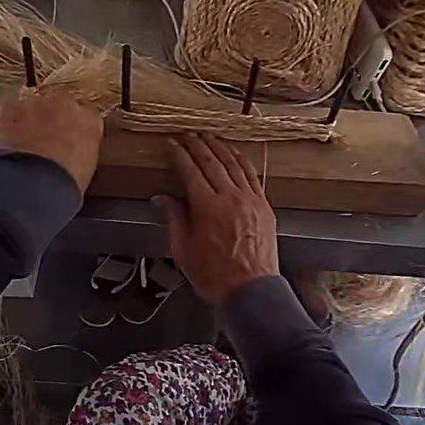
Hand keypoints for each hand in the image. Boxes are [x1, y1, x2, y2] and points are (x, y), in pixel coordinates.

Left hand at [0, 89, 103, 192]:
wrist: (33, 183)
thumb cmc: (66, 183)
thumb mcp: (85, 168)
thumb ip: (81, 151)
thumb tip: (70, 154)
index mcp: (90, 121)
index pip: (87, 117)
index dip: (75, 129)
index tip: (69, 141)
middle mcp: (66, 104)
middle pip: (60, 105)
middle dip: (53, 119)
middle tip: (44, 142)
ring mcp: (36, 103)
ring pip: (33, 107)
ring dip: (29, 121)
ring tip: (22, 146)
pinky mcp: (9, 107)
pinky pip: (9, 111)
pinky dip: (7, 124)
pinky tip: (6, 143)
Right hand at [153, 134, 277, 303]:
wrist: (251, 290)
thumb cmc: (213, 274)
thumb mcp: (183, 249)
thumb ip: (174, 218)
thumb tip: (160, 197)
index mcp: (206, 207)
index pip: (190, 171)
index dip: (179, 154)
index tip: (171, 144)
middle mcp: (230, 197)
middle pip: (211, 161)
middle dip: (197, 145)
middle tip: (186, 135)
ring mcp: (250, 199)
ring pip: (233, 163)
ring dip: (219, 147)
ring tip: (208, 136)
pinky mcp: (264, 205)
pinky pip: (251, 175)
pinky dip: (241, 159)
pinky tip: (234, 152)